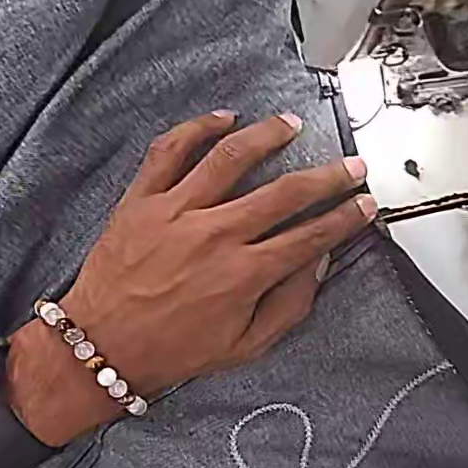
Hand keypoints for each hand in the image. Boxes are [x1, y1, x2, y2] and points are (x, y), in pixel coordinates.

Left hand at [7, 111, 374, 444]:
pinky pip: (170, 150)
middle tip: (350, 166)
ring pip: (232, 156)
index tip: (363, 205)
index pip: (310, 235)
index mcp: (243, 274)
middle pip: (285, 192)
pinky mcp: (143, 200)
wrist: (104, 346)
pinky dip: (198, 127)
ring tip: (291, 125)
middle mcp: (215, 236)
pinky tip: (223, 118)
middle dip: (328, 176)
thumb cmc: (172, 349)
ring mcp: (176, 212)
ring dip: (269, 135)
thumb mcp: (244, 346)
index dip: (345, 217)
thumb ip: (288, 306)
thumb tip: (316, 265)